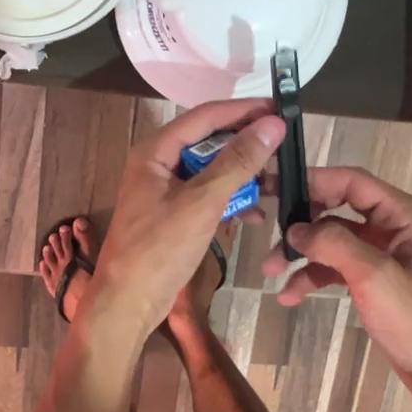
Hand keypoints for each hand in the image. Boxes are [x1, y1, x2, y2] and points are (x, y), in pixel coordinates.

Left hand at [85, 99, 284, 333]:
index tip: (280, 109)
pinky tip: (254, 215)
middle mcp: (157, 164)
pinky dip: (229, 201)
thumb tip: (271, 125)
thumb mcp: (202, 202)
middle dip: (245, 145)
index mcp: (155, 152)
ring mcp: (164, 191)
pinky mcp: (172, 215)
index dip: (243, 110)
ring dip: (241, 176)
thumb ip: (237, 162)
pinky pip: (206, 196)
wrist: (128, 301)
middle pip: (208, 141)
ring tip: (276, 182)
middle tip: (284, 146)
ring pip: (210, 171)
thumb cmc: (159, 249)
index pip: (205, 116)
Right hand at [263, 166, 411, 411]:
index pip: (351, 182)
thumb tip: (294, 228)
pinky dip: (312, 278)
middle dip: (302, 223)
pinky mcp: (374, 281)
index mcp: (404, 215)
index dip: (313, 180)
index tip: (274, 187)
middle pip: (337, 209)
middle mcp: (394, 228)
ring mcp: (383, 255)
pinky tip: (290, 295)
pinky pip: (336, 268)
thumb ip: (334, 244)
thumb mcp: (375, 276)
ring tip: (269, 270)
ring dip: (301, 254)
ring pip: (332, 241)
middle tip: (267, 233)